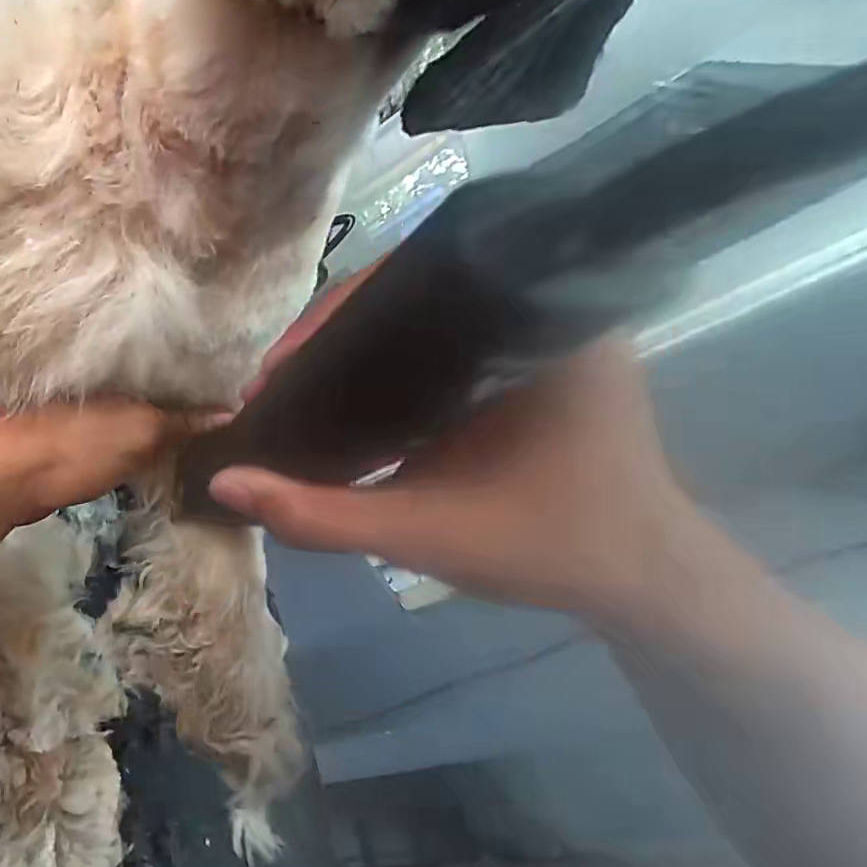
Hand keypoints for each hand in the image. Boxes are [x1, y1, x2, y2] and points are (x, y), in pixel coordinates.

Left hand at [0, 400, 228, 524]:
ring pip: (131, 416)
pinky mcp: (65, 441)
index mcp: (122, 378)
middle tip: (219, 430)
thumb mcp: (138, 434)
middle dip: (182, 407)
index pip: (175, 380)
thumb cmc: (75, 450)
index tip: (234, 411)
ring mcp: (81, 414)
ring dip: (155, 425)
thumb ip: (180, 424)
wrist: (4, 478)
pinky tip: (145, 453)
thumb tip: (228, 414)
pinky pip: (111, 435)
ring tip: (192, 441)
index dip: (202, 395)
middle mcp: (103, 388)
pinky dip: (130, 441)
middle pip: (154, 396)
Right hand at [213, 267, 703, 621]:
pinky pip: (447, 345)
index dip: (328, 319)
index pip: (408, 286)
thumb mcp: (423, 531)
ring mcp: (540, 334)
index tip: (275, 367)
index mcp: (530, 326)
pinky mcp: (534, 362)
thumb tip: (226, 485)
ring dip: (362, 350)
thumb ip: (320, 514)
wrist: (640, 580)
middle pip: (410, 297)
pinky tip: (358, 395)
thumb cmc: (546, 547)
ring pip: (425, 322)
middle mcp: (539, 311)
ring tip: (304, 384)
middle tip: (278, 378)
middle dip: (333, 335)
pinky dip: (396, 366)